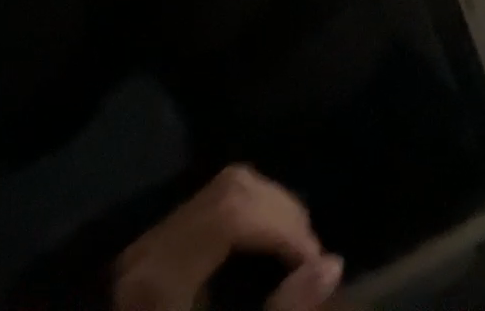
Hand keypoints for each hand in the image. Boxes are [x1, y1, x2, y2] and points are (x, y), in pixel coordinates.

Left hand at [112, 166, 343, 310]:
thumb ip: (284, 310)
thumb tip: (333, 263)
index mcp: (164, 276)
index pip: (232, 214)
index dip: (284, 227)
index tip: (316, 262)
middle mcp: (153, 245)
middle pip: (233, 189)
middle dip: (284, 213)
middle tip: (311, 257)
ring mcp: (150, 240)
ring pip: (225, 186)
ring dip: (270, 206)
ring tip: (294, 249)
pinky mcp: (156, 245)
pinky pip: (213, 201)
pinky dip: (250, 211)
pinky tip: (266, 243)